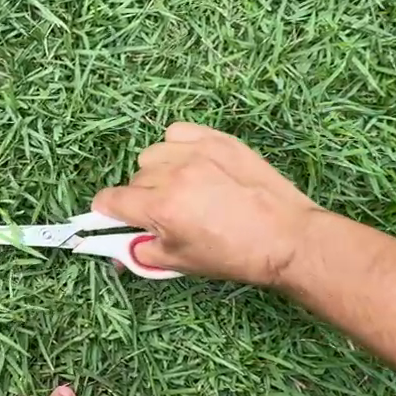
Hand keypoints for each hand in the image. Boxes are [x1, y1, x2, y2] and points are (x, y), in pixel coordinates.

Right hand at [92, 121, 321, 285]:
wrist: (289, 238)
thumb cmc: (235, 256)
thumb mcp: (181, 263)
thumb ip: (141, 253)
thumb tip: (118, 251)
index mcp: (161, 208)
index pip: (108, 200)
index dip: (106, 212)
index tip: (117, 218)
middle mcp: (173, 174)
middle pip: (133, 180)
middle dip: (142, 198)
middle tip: (167, 214)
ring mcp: (196, 152)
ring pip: (152, 155)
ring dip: (158, 172)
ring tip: (183, 187)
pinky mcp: (217, 139)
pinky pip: (176, 133)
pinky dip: (177, 147)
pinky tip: (192, 164)